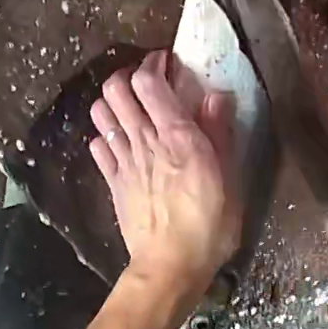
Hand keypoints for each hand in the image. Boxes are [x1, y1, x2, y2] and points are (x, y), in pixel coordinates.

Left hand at [90, 50, 239, 300]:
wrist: (171, 265)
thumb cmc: (209, 226)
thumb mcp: (230, 180)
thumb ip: (220, 134)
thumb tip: (215, 97)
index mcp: (177, 137)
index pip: (149, 81)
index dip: (154, 64)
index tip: (167, 63)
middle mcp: (145, 141)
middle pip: (116, 88)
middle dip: (128, 76)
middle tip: (147, 84)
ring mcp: (124, 162)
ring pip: (101, 112)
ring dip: (112, 102)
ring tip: (131, 109)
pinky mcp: (113, 182)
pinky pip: (97, 146)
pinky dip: (105, 135)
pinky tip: (120, 143)